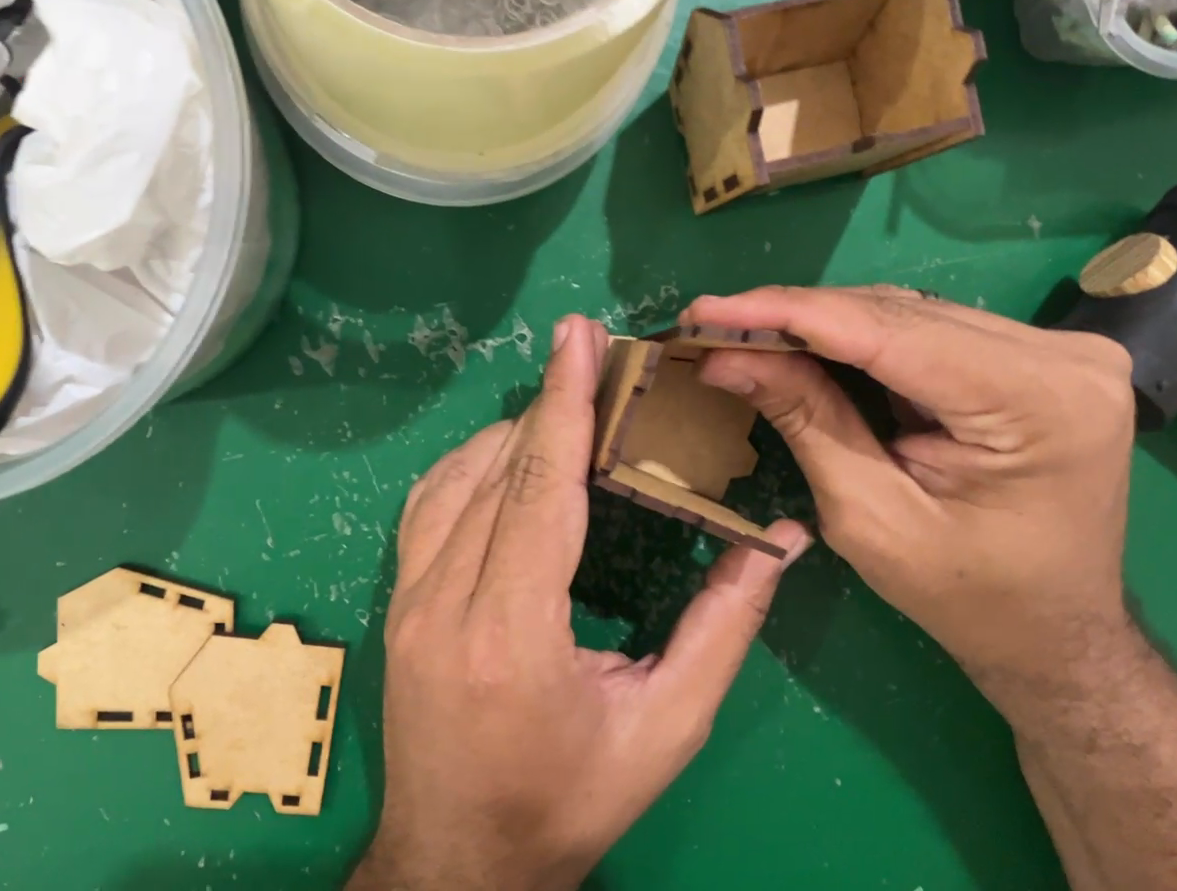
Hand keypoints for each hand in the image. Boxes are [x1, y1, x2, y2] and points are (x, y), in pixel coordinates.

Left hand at [349, 315, 812, 890]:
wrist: (460, 858)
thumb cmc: (570, 800)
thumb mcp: (665, 726)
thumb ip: (723, 626)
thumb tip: (779, 540)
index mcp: (512, 634)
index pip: (538, 487)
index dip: (564, 403)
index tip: (581, 337)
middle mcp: (446, 603)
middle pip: (497, 470)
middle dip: (547, 402)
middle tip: (591, 352)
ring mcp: (408, 601)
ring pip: (455, 479)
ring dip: (510, 430)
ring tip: (563, 402)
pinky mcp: (398, 604)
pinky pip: (426, 506)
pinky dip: (469, 464)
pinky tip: (504, 454)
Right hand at [683, 287, 1137, 702]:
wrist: (1055, 633)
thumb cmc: (966, 596)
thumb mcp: (868, 516)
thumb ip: (806, 420)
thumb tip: (725, 359)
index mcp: (1036, 401)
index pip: (886, 331)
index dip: (786, 313)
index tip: (705, 309)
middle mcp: (1060, 356)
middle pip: (894, 312)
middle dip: (792, 317)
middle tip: (708, 323)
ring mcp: (1055, 351)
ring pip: (904, 313)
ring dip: (818, 324)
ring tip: (741, 333)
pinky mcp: (1035, 357)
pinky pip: (924, 330)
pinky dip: (855, 338)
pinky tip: (801, 344)